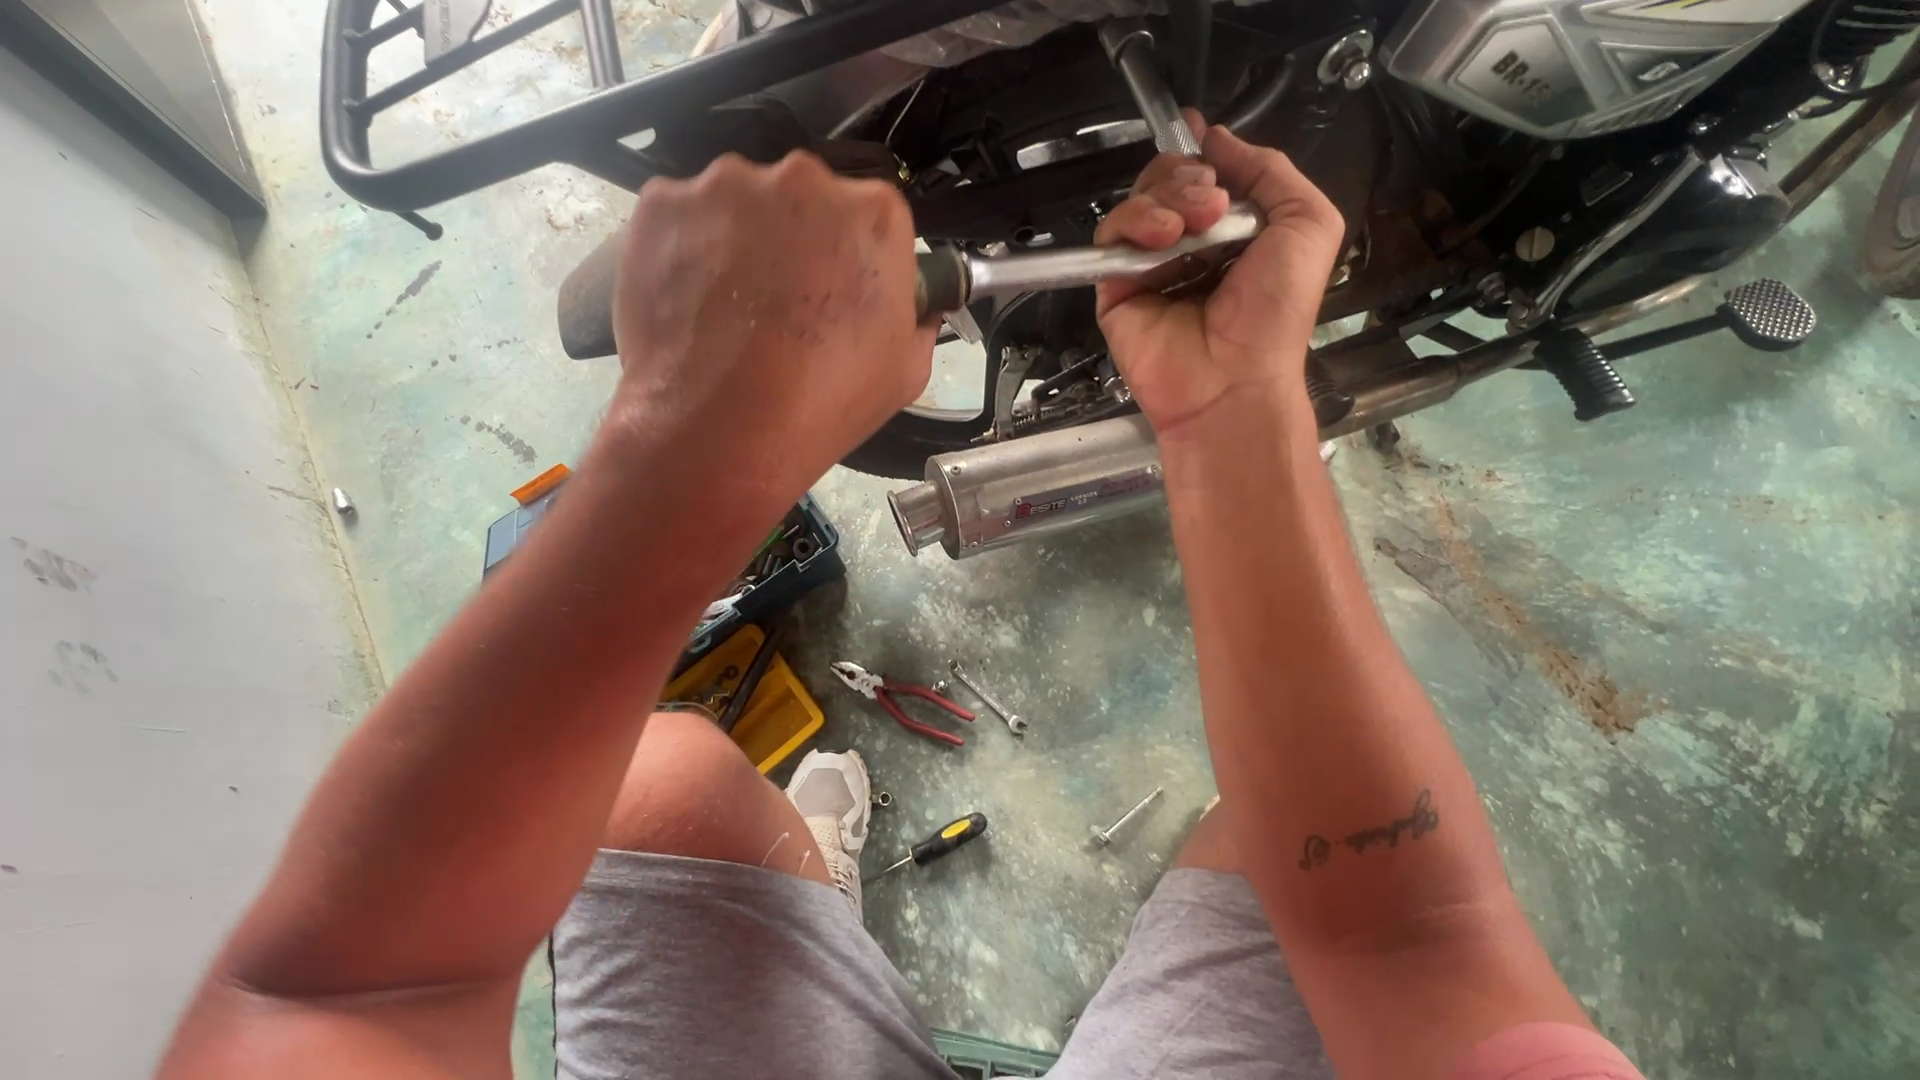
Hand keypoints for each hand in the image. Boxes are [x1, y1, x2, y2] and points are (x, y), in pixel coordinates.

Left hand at [607, 151, 934, 499]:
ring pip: (739, 202)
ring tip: (732, 309)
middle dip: (798, 239)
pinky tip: (692, 301)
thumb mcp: (907, 371)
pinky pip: (681, 216)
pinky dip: (685, 249)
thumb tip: (914, 308)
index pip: (873, 216)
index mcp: (874, 213)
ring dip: (740, 240)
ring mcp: (726, 186)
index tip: (841, 291)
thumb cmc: (824, 402)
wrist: (723, 428)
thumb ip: (917, 319)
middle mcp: (803, 179)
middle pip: (806, 198)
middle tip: (784, 304)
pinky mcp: (663, 205)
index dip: (856, 257)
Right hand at [1095, 114, 1343, 438]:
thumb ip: (1271, 171)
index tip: (1193, 128)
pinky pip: (1110, 235)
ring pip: (1138, 200)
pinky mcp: (1115, 288)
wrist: (1234, 378)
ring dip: (1167, 197)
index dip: (1199, 150)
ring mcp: (1148, 267)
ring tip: (1193, 225)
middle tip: (1213, 205)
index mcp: (1231, 231)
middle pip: (1168, 180)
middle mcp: (1187, 244)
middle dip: (1190, 176)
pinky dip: (1135, 223)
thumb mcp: (1308, 224)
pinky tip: (1164, 239)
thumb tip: (1217, 138)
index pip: (1205, 174)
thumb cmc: (1276, 313)